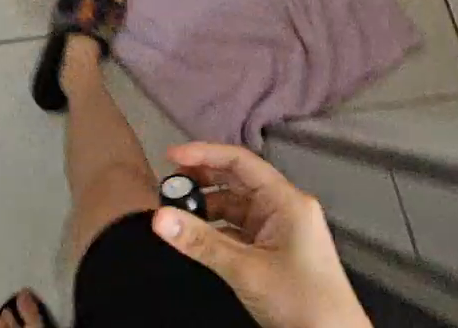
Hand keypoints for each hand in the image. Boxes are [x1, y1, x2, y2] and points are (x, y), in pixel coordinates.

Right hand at [151, 142, 370, 327]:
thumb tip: (157, 218)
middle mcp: (283, 208)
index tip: (170, 157)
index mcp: (285, 201)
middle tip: (167, 185)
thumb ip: (200, 242)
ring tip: (176, 210)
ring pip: (235, 206)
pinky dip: (215, 228)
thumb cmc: (300, 302)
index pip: (239, 161)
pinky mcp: (274, 252)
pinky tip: (194, 234)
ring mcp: (279, 230)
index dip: (204, 154)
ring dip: (206, 206)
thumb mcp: (246, 270)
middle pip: (236, 180)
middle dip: (202, 179)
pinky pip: (238, 229)